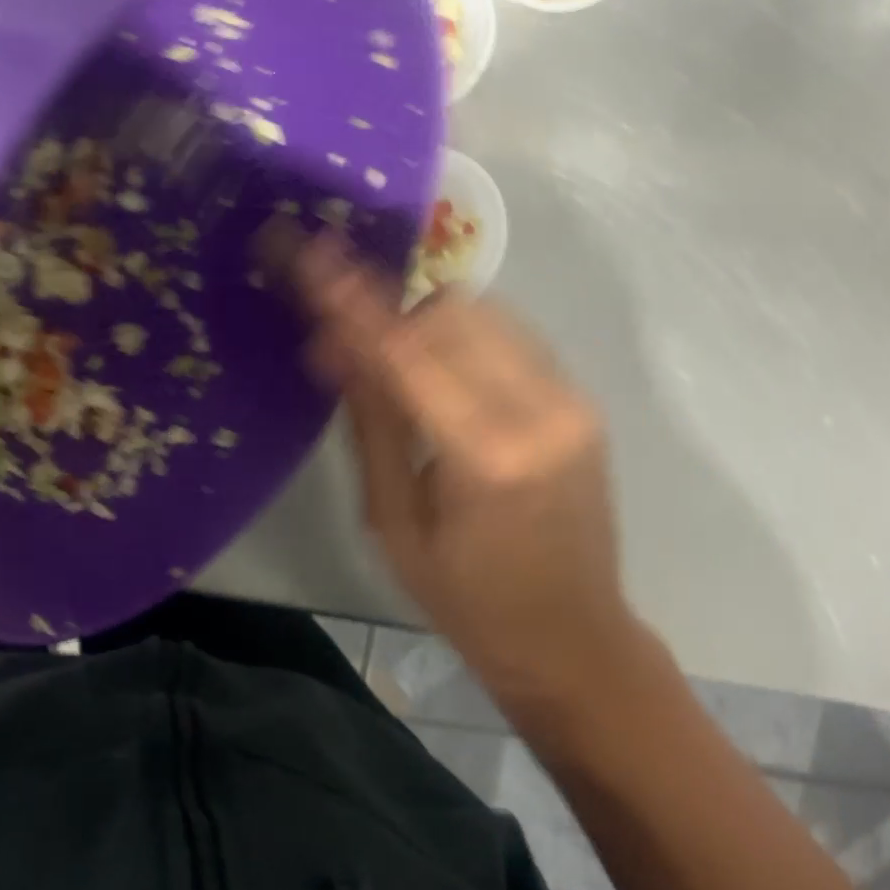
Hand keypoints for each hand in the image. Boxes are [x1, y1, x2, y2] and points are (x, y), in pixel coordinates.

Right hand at [294, 236, 640, 696]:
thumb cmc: (463, 598)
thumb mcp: (392, 523)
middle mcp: (542, 409)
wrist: (570, 635)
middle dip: (390, 311)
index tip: (309, 254)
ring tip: (385, 364)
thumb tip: (335, 353)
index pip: (407, 353)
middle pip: (454, 311)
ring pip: (487, 315)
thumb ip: (371, 428)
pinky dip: (459, 341)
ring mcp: (572, 400)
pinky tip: (433, 378)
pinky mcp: (580, 401)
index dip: (352, 301)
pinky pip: (509, 340)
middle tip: (341, 344)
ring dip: (425, 323)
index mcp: (485, 454)